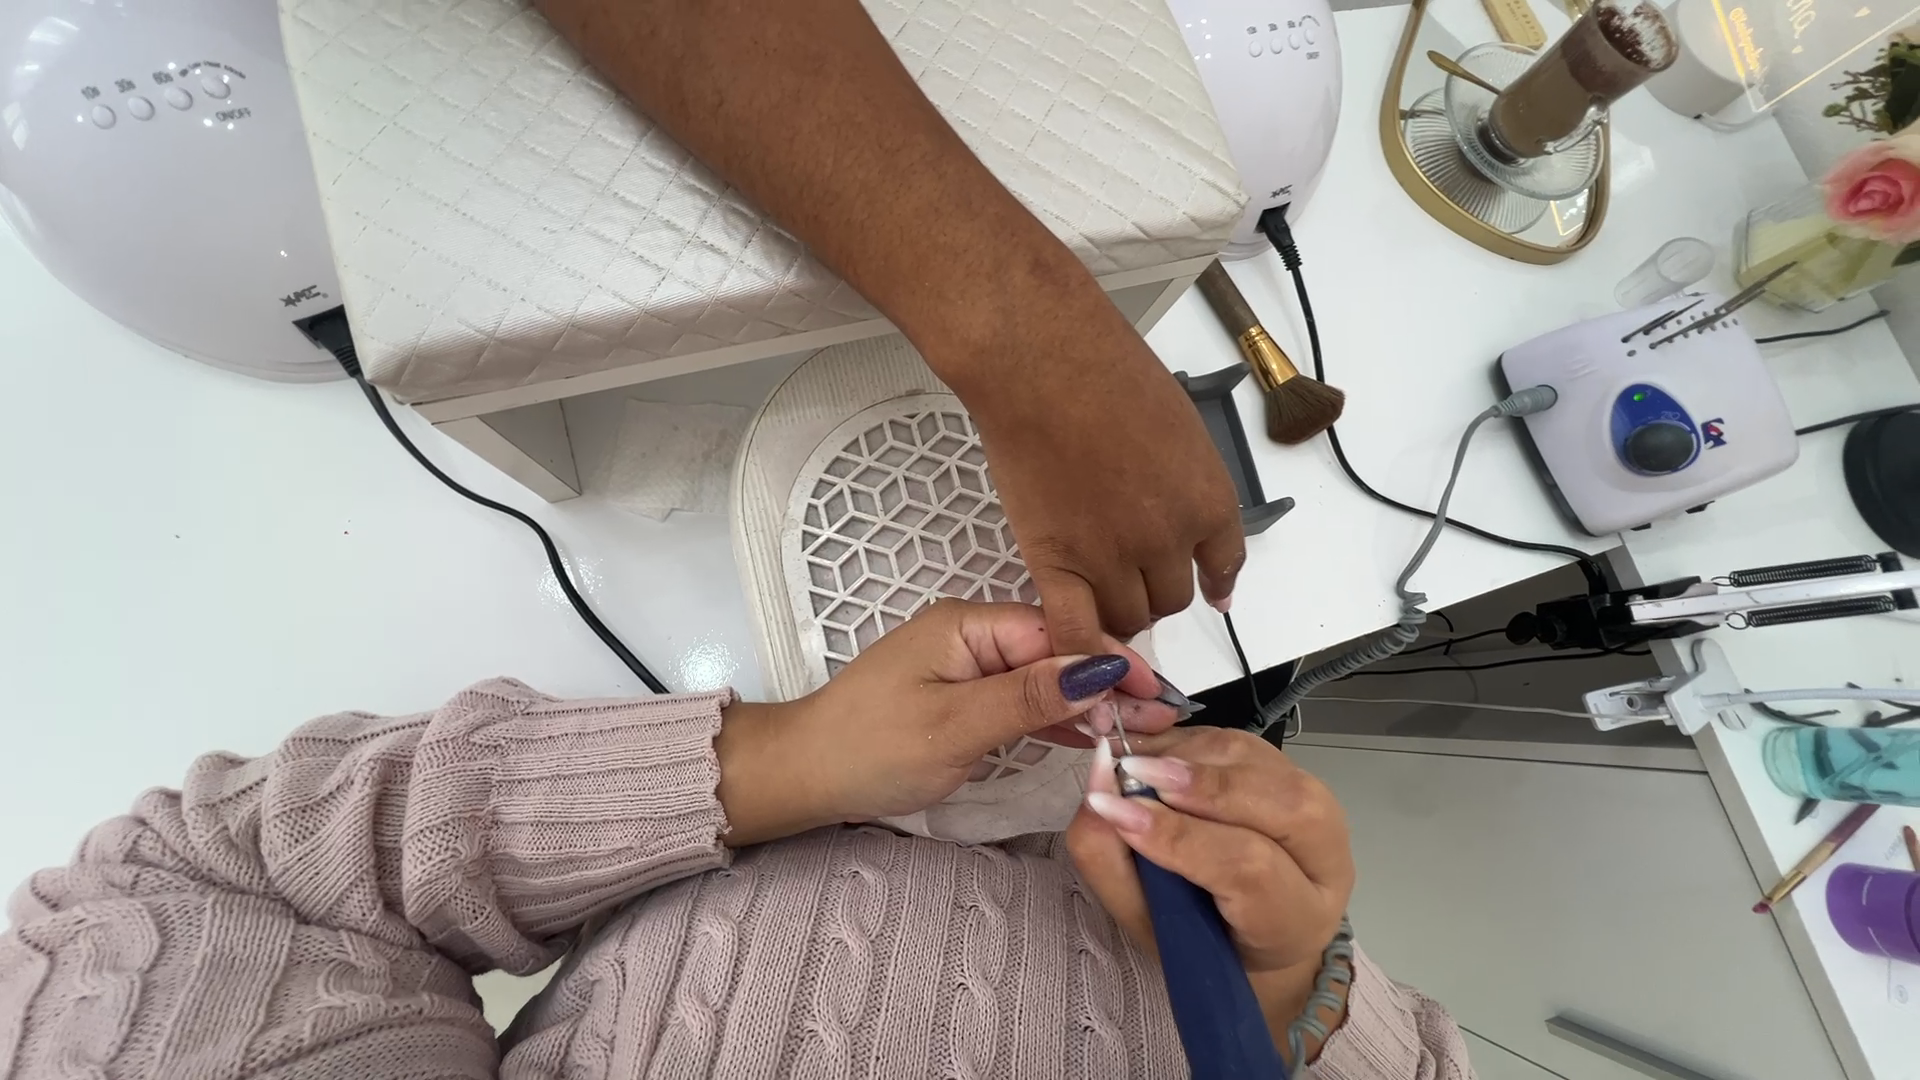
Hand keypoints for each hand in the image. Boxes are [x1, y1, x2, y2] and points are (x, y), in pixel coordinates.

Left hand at [716, 600, 1180, 845]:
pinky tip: (1093, 734)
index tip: (1156, 691)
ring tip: (1143, 729)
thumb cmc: (873, 747)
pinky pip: (1022, 701)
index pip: (1056, 632)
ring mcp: (969, 667)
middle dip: (1108, 683)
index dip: (1108, 659)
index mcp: (969, 625)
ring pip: (1044, 679)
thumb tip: (1097, 671)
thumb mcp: (956, 724)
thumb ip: (1028, 697)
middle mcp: (973, 636)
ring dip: (1088, 704)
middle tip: (1163, 717)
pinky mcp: (966, 696)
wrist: (809, 773)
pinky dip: (1055, 718)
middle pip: (1055, 653)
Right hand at [931, 282, 1245, 651]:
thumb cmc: (1109, 372)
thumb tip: (1184, 510)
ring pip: (1127, 619)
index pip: (1222, 566)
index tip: (1206, 593)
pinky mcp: (1055, 565)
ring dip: (1118, 612)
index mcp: (1209, 500)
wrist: (1041, 364)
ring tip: (1095, 592)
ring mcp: (1111, 559)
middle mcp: (1169, 541)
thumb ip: (1190, 480)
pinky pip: (1076, 631)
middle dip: (1154, 593)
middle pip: (1171, 600)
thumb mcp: (1179, 426)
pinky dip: (1081, 651)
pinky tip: (1078, 650)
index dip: (1209, 584)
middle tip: (1130, 577)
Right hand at [1066, 727, 1355, 1055]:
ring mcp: (1315, 801)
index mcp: (1295, 918)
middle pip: (1278, 804)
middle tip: (1129, 771)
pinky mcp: (1287, 765)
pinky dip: (1186, 740)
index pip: (1249, 869)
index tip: (1114, 811)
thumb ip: (1111, 862)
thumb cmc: (1199, 933)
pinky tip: (1148, 753)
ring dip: (1187, 753)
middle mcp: (1325, 857)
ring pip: (1258, 761)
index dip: (1180, 837)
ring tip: (1130, 762)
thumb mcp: (1146, 921)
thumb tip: (1094, 793)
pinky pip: (1236, 739)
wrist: (1254, 921)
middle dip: (1198, 783)